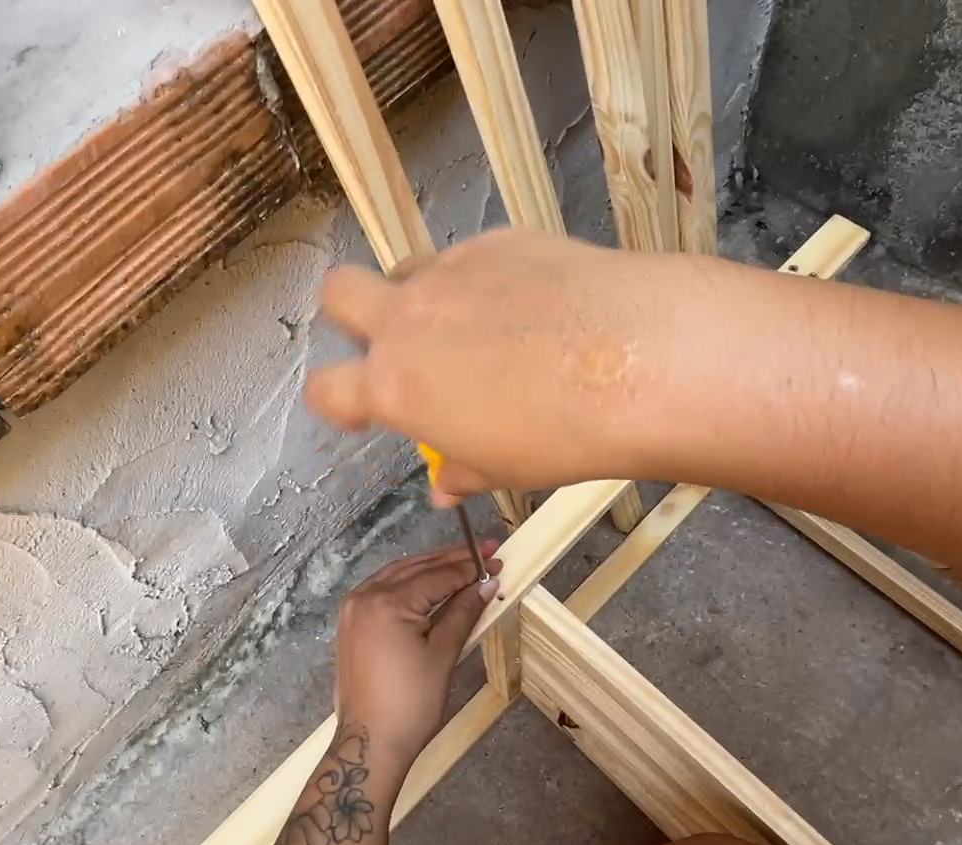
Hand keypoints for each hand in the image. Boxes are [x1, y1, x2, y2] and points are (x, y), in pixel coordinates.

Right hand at [308, 229, 719, 498]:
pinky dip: (484, 280)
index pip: (327, 388)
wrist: (634, 363)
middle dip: (351, 315)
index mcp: (396, 386)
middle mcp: (409, 320)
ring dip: (422, 296)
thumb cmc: (559, 438)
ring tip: (476, 325)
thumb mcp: (504, 469)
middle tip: (398, 343)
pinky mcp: (499, 240)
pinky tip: (533, 304)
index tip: (361, 409)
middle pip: (338, 292)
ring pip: (408, 268)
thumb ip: (461, 471)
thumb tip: (444, 488)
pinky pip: (471, 257)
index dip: (336, 399)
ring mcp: (452, 272)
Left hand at [334, 543, 502, 762]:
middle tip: (486, 553)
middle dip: (452, 561)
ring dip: (431, 568)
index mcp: (387, 602)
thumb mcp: (443, 654)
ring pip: (398, 576)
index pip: (438, 576)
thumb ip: (463, 612)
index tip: (497, 560)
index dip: (470, 568)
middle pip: (416, 568)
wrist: (369, 743)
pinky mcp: (351, 624)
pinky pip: (383, 590)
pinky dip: (410, 584)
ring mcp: (353, 609)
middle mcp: (365, 596)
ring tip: (463, 564)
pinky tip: (430, 584)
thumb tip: (487, 584)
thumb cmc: (411, 703)